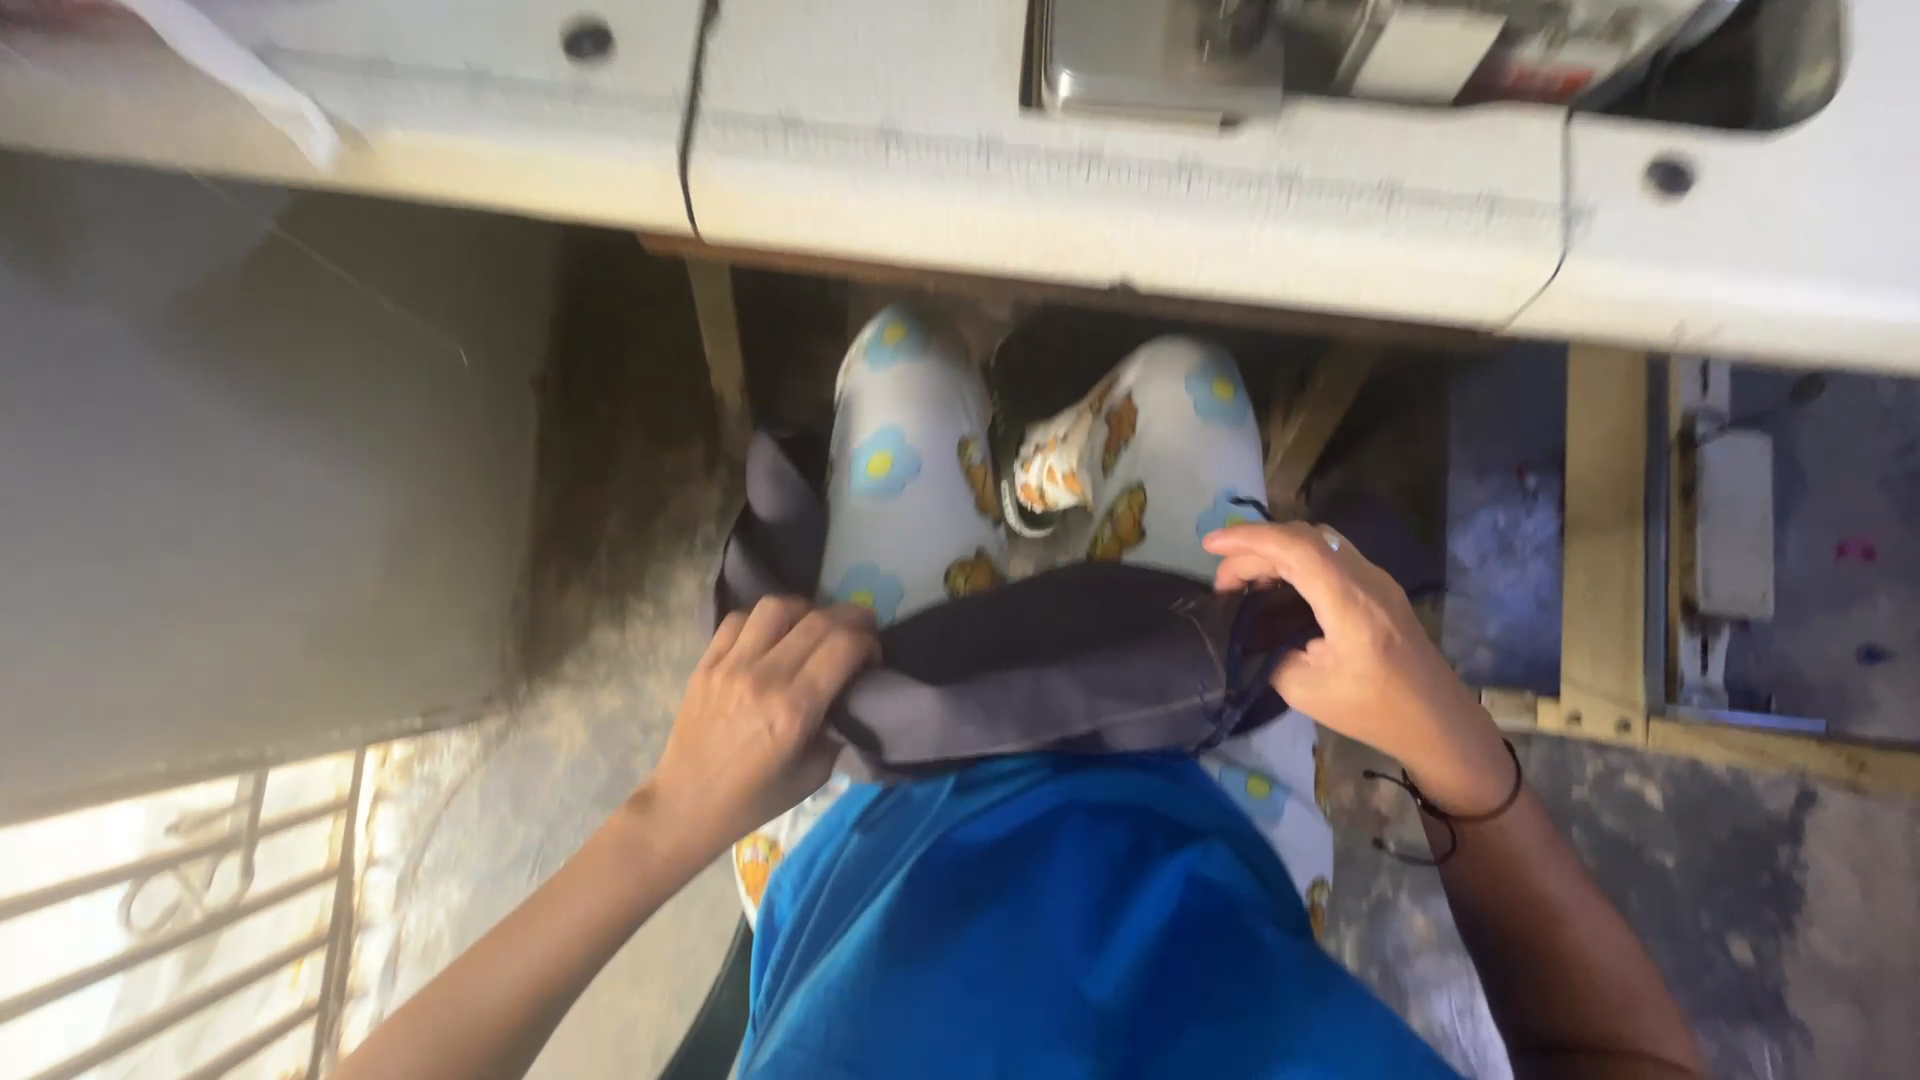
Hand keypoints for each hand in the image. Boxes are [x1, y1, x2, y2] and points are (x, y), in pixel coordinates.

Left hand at [640, 596, 879, 859]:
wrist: (686, 805)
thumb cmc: (756, 798)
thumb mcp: (815, 772)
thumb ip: (839, 727)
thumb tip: (854, 692)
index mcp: (794, 710)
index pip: (843, 647)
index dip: (868, 642)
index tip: (872, 656)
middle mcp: (763, 678)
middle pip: (818, 620)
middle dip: (851, 617)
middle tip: (861, 629)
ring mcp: (729, 666)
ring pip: (777, 607)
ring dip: (806, 609)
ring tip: (813, 626)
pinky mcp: (706, 663)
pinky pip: (739, 619)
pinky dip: (765, 618)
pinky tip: (774, 634)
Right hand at [1203, 522, 1510, 809]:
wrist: (1440, 724)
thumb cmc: (1375, 713)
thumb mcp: (1305, 691)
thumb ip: (1270, 652)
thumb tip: (1249, 631)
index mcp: (1351, 606)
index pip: (1295, 548)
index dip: (1247, 539)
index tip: (1208, 546)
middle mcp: (1367, 580)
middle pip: (1302, 537)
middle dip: (1253, 547)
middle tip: (1222, 583)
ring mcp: (1377, 579)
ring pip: (1318, 540)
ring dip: (1274, 549)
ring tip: (1243, 579)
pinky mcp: (1379, 587)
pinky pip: (1330, 554)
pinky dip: (1294, 558)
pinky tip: (1275, 584)